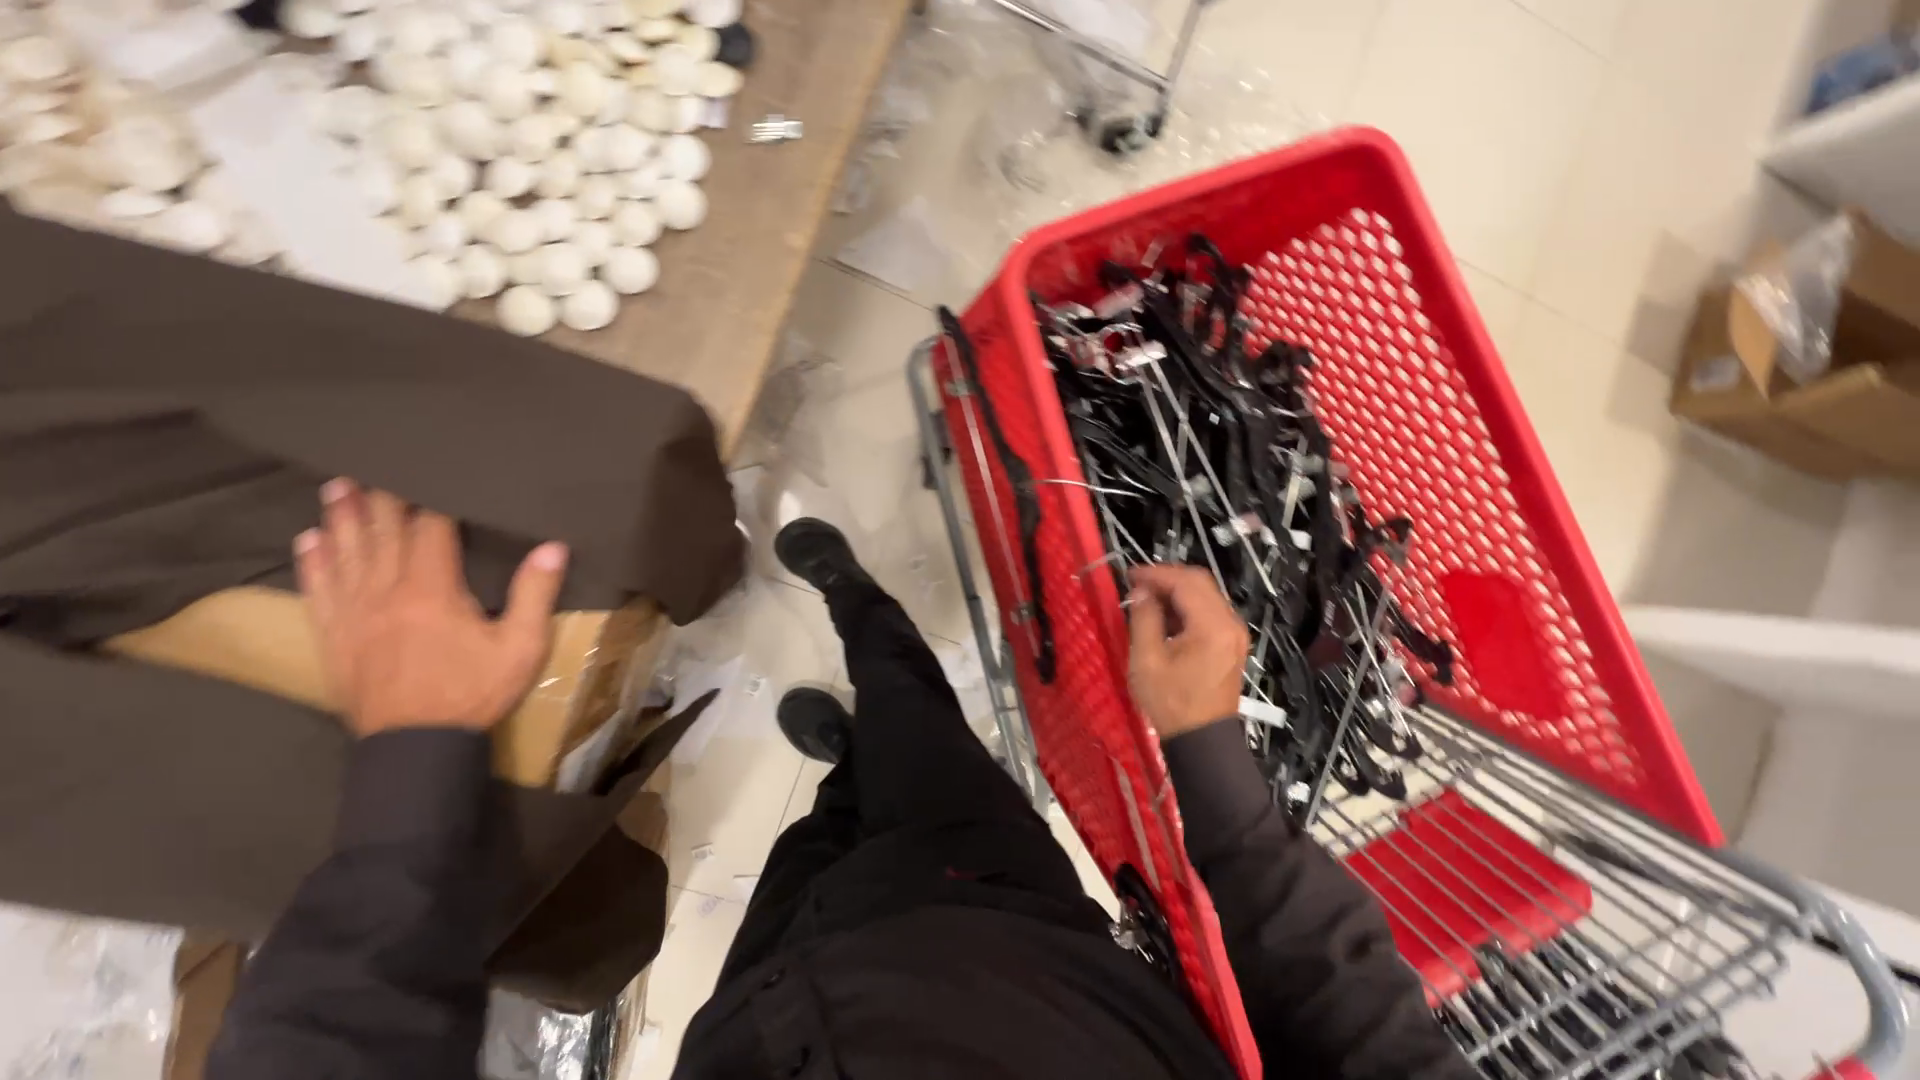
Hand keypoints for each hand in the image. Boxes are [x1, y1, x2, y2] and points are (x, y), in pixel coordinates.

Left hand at [295, 478, 568, 737]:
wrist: (416, 746)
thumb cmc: (473, 693)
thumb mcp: (521, 647)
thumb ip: (534, 595)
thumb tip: (553, 547)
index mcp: (432, 589)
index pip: (430, 531)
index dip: (430, 500)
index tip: (428, 470)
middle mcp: (386, 592)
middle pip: (382, 534)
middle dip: (380, 499)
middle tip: (370, 464)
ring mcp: (353, 614)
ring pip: (345, 555)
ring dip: (342, 519)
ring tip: (337, 488)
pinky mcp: (333, 638)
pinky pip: (317, 592)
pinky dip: (312, 564)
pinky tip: (308, 542)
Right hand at [1126, 564, 1248, 738]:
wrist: (1201, 740)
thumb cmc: (1171, 702)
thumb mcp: (1146, 660)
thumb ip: (1144, 618)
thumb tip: (1141, 591)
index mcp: (1212, 626)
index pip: (1185, 582)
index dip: (1155, 574)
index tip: (1129, 575)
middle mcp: (1231, 624)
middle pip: (1200, 583)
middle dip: (1167, 578)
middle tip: (1137, 585)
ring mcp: (1235, 634)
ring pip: (1206, 595)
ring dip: (1177, 592)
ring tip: (1147, 600)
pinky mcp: (1231, 644)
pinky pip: (1210, 612)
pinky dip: (1187, 607)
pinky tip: (1166, 617)